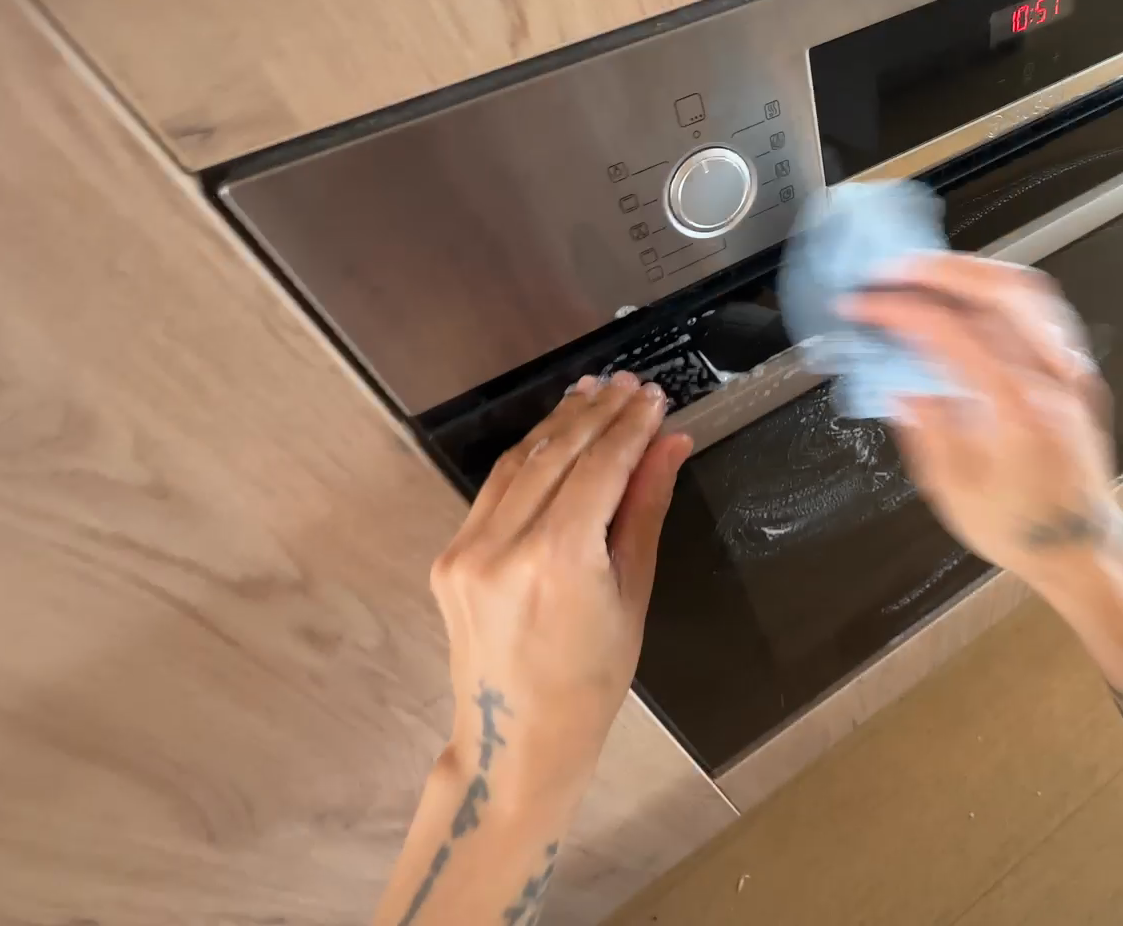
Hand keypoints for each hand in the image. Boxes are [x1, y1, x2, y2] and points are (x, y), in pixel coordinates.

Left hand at [429, 371, 690, 778]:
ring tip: (595, 391)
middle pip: (558, 453)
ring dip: (562, 422)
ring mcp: (467, 548)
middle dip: (598, 412)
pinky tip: (558, 432)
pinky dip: (533, 453)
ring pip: (521, 461)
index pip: (600, 467)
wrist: (518, 738)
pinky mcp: (451, 554)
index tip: (655, 396)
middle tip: (630, 384)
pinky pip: (498, 487)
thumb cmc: (594, 676)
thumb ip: (646, 507)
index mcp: (557, 560)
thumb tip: (671, 444)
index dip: (631, 426)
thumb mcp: (634, 590)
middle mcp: (502, 545)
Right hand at [844, 256, 1122, 596]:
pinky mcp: (1078, 374)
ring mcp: (1072, 372)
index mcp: (1016, 410)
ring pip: (1029, 292)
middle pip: (1000, 292)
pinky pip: (1045, 312)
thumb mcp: (954, 490)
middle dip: (941, 271)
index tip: (866, 304)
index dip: (901, 311)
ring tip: (931, 273)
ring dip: (974, 274)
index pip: (952, 334)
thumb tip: (901, 386)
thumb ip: (926, 430)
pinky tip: (977, 299)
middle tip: (897, 270)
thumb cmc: (1020, 528)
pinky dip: (1004, 294)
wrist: (1084, 549)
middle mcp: (1051, 380)